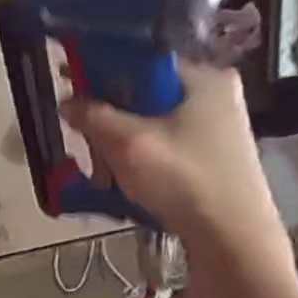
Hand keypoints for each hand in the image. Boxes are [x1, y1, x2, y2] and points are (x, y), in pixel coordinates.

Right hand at [59, 62, 278, 245]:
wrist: (231, 239)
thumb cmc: (183, 179)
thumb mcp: (126, 142)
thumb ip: (91, 114)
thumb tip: (65, 102)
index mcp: (204, 78)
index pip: (141, 58)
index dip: (102, 68)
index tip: (71, 84)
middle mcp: (215, 94)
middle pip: (142, 90)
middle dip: (108, 112)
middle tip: (85, 134)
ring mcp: (216, 126)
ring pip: (148, 118)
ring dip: (118, 138)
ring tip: (103, 163)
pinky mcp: (211, 153)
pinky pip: (160, 140)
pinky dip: (136, 153)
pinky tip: (123, 174)